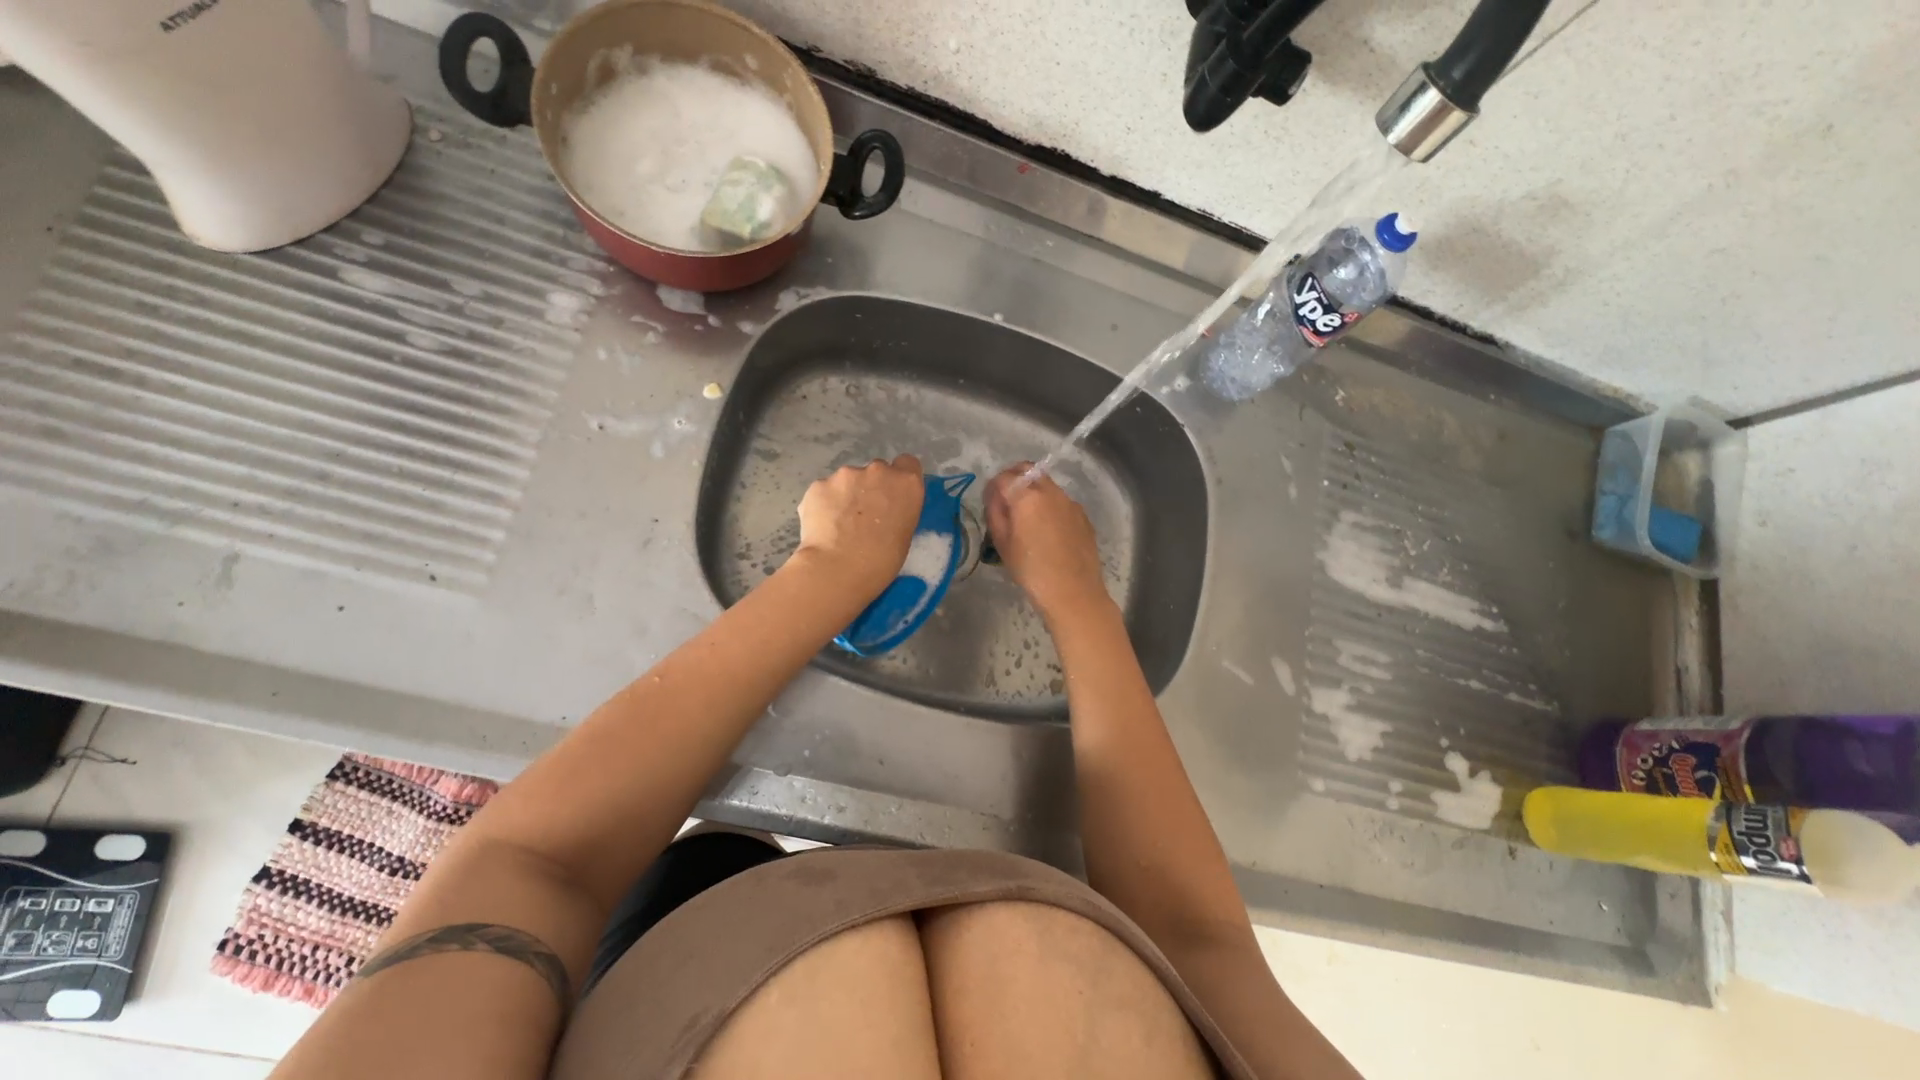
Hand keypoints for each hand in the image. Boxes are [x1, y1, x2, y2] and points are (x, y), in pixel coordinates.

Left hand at [791, 455, 924, 598]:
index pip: (907, 463)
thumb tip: (882, 510)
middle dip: (869, 488)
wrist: (839, 568)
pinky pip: (823, 491)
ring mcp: (845, 474)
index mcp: (906, 483)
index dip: (898, 478)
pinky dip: (823, 504)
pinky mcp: (818, 484)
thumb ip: (896, 510)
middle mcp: (878, 471)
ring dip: (844, 495)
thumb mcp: (904, 533)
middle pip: (875, 471)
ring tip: (837, 525)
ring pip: (846, 480)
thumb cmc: (882, 561)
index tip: (891, 496)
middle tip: (862, 516)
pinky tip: (822, 527)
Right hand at [985, 463, 1111, 621]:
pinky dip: (1049, 505)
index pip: (1003, 477)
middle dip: (1013, 479)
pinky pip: (1060, 501)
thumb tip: (995, 497)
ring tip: (1027, 518)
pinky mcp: (1082, 515)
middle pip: (1027, 470)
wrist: (1073, 591)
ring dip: (1032, 491)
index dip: (992, 487)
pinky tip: (1048, 530)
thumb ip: (995, 513)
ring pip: (1046, 484)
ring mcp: (1069, 502)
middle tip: (1006, 500)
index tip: (989, 501)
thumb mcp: (1002, 543)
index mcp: (1026, 497)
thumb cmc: (1031, 570)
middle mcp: (1050, 491)